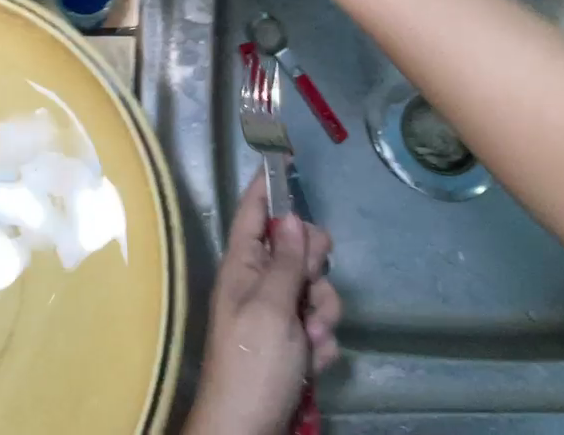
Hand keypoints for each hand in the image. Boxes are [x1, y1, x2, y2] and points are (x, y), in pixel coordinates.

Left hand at [184, 174, 342, 434]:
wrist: (247, 434)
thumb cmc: (252, 365)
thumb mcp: (272, 309)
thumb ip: (286, 262)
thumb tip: (290, 216)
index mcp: (242, 266)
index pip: (253, 212)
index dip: (268, 185)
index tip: (285, 157)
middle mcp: (258, 283)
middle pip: (297, 247)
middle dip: (314, 268)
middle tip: (309, 287)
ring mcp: (276, 315)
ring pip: (315, 289)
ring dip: (321, 314)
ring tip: (309, 342)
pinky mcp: (292, 345)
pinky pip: (319, 325)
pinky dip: (321, 343)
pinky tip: (312, 364)